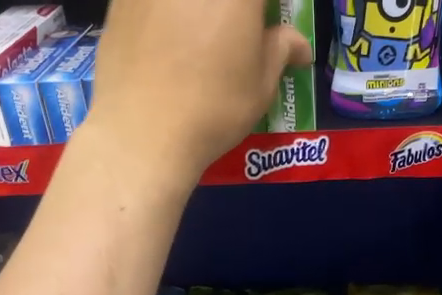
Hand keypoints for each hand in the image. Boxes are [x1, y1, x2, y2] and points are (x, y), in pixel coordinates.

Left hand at [85, 0, 313, 180]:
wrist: (143, 133)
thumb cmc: (213, 110)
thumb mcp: (260, 87)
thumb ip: (280, 50)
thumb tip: (298, 44)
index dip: (263, 10)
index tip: (263, 23)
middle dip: (230, 12)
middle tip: (231, 33)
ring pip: (185, 4)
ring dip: (194, 16)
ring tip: (194, 43)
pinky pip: (149, 3)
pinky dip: (160, 17)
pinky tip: (161, 43)